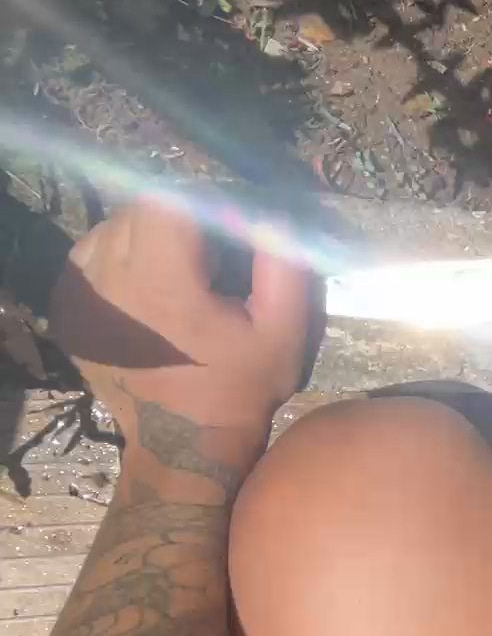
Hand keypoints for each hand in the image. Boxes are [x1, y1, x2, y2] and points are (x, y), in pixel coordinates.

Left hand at [51, 200, 309, 437]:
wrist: (185, 436)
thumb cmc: (245, 383)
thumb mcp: (284, 329)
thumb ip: (282, 269)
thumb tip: (278, 218)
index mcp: (162, 284)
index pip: (171, 204)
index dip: (210, 200)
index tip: (242, 216)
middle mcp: (105, 279)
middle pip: (139, 210)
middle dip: (187, 217)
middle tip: (226, 243)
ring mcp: (75, 293)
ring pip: (112, 228)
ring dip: (155, 234)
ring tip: (194, 266)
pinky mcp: (63, 306)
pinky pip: (92, 256)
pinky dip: (128, 256)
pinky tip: (160, 285)